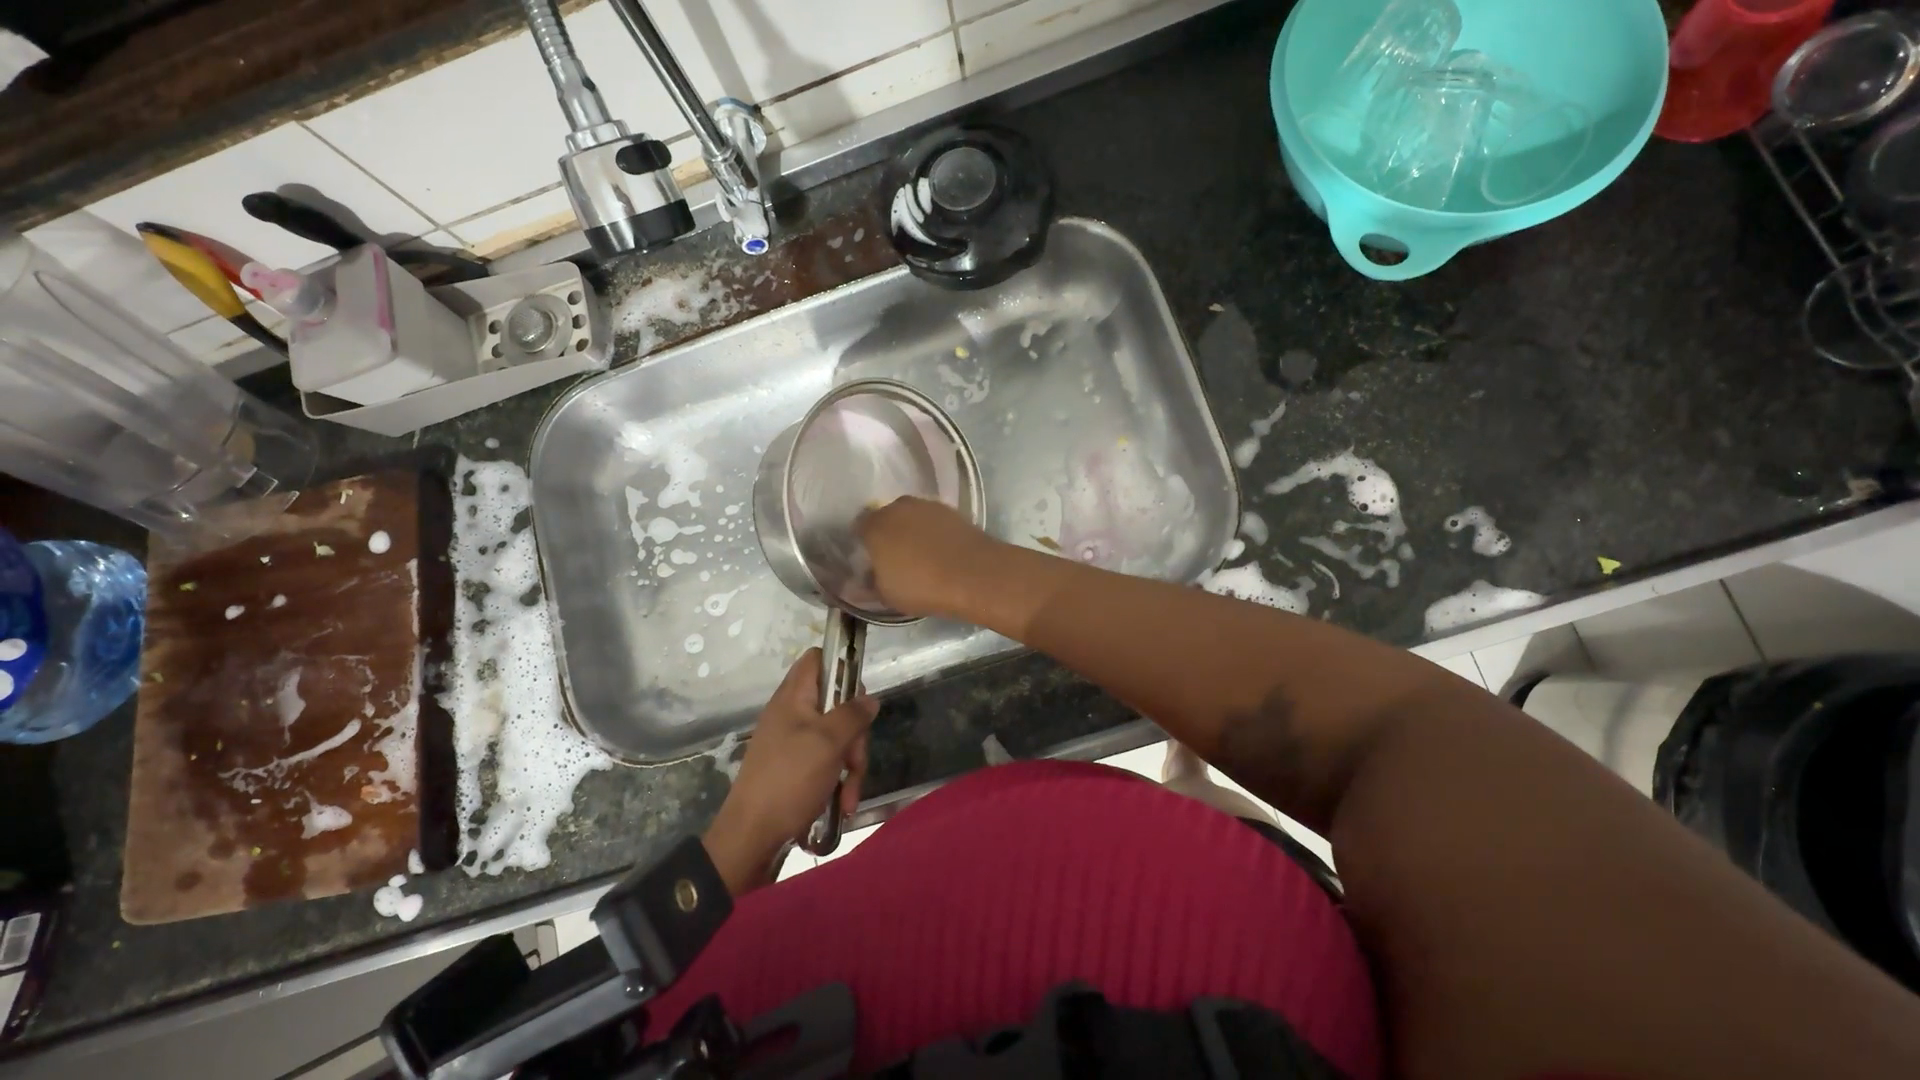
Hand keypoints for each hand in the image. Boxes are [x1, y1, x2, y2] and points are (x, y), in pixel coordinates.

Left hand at [704, 649, 878, 893]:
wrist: (752, 836)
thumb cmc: (789, 779)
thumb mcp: (828, 743)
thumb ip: (853, 715)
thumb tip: (868, 699)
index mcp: (793, 698)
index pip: (817, 659)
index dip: (841, 666)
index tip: (859, 694)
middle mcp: (792, 715)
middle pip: (837, 705)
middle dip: (855, 734)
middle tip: (855, 758)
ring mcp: (793, 744)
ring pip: (836, 739)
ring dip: (850, 766)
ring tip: (848, 795)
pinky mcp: (796, 770)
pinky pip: (826, 764)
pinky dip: (838, 782)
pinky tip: (842, 804)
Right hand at [858, 496, 999, 617]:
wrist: (974, 574)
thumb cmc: (922, 586)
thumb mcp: (887, 595)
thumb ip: (869, 583)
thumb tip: (864, 578)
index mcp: (875, 526)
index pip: (859, 526)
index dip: (863, 543)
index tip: (870, 559)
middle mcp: (898, 507)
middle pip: (886, 517)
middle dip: (887, 533)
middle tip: (894, 557)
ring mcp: (927, 505)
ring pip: (911, 516)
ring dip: (911, 530)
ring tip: (920, 554)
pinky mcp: (951, 510)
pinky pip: (933, 520)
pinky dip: (933, 531)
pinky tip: (940, 550)